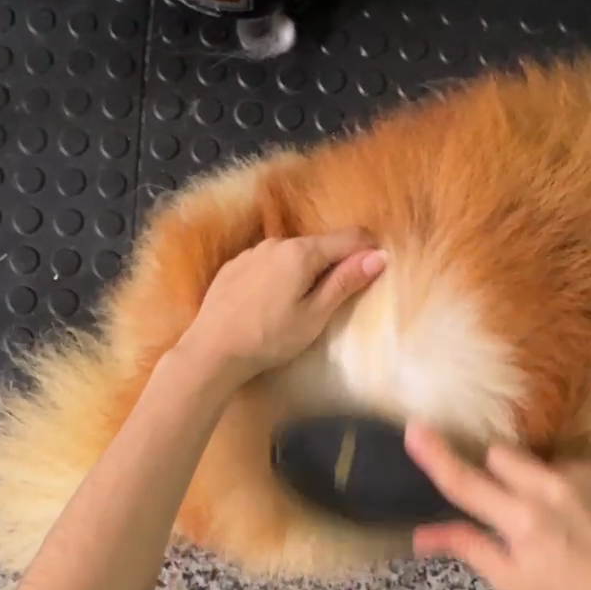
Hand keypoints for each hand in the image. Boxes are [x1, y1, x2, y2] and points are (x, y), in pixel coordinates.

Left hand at [177, 229, 385, 384]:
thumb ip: (345, 283)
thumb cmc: (270, 338)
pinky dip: (276, 276)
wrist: (212, 351)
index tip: (377, 268)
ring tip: (299, 304)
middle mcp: (276, 243)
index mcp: (301, 252)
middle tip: (334, 298)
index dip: (368, 250)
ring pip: (289, 255)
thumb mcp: (314, 316)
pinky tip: (269, 303)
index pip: (348, 238)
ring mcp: (251, 253)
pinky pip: (266, 264)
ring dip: (302, 271)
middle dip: (333, 264)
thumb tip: (379, 256)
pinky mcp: (232, 267)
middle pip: (317, 246)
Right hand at [404, 424, 590, 589]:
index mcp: (522, 520)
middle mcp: (550, 489)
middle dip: (492, 472)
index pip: (466, 482)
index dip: (436, 455)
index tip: (415, 429)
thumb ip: (467, 547)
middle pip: (499, 454)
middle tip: (503, 505)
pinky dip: (562, 485)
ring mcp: (581, 476)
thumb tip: (420, 535)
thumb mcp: (511, 580)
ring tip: (551, 516)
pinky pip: (566, 465)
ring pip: (533, 460)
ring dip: (529, 481)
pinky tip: (578, 514)